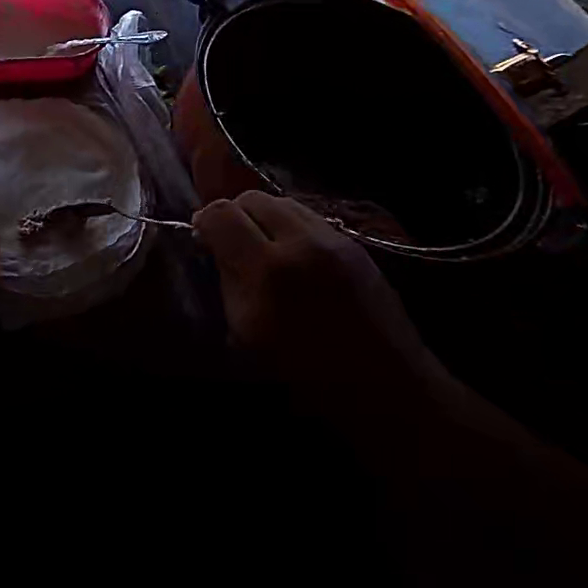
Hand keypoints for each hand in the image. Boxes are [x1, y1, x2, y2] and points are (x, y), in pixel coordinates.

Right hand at [193, 192, 442, 410]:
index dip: (204, 223)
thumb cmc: (304, 373)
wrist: (385, 389)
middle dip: (233, 215)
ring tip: (260, 245)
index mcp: (268, 270)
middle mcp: (303, 244)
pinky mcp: (355, 244)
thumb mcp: (245, 331)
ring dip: (261, 217)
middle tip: (230, 242)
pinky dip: (288, 226)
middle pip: (250, 198)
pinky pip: (307, 216)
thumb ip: (226, 279)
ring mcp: (334, 240)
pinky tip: (290, 253)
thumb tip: (213, 248)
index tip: (202, 239)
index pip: (221, 214)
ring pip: (280, 201)